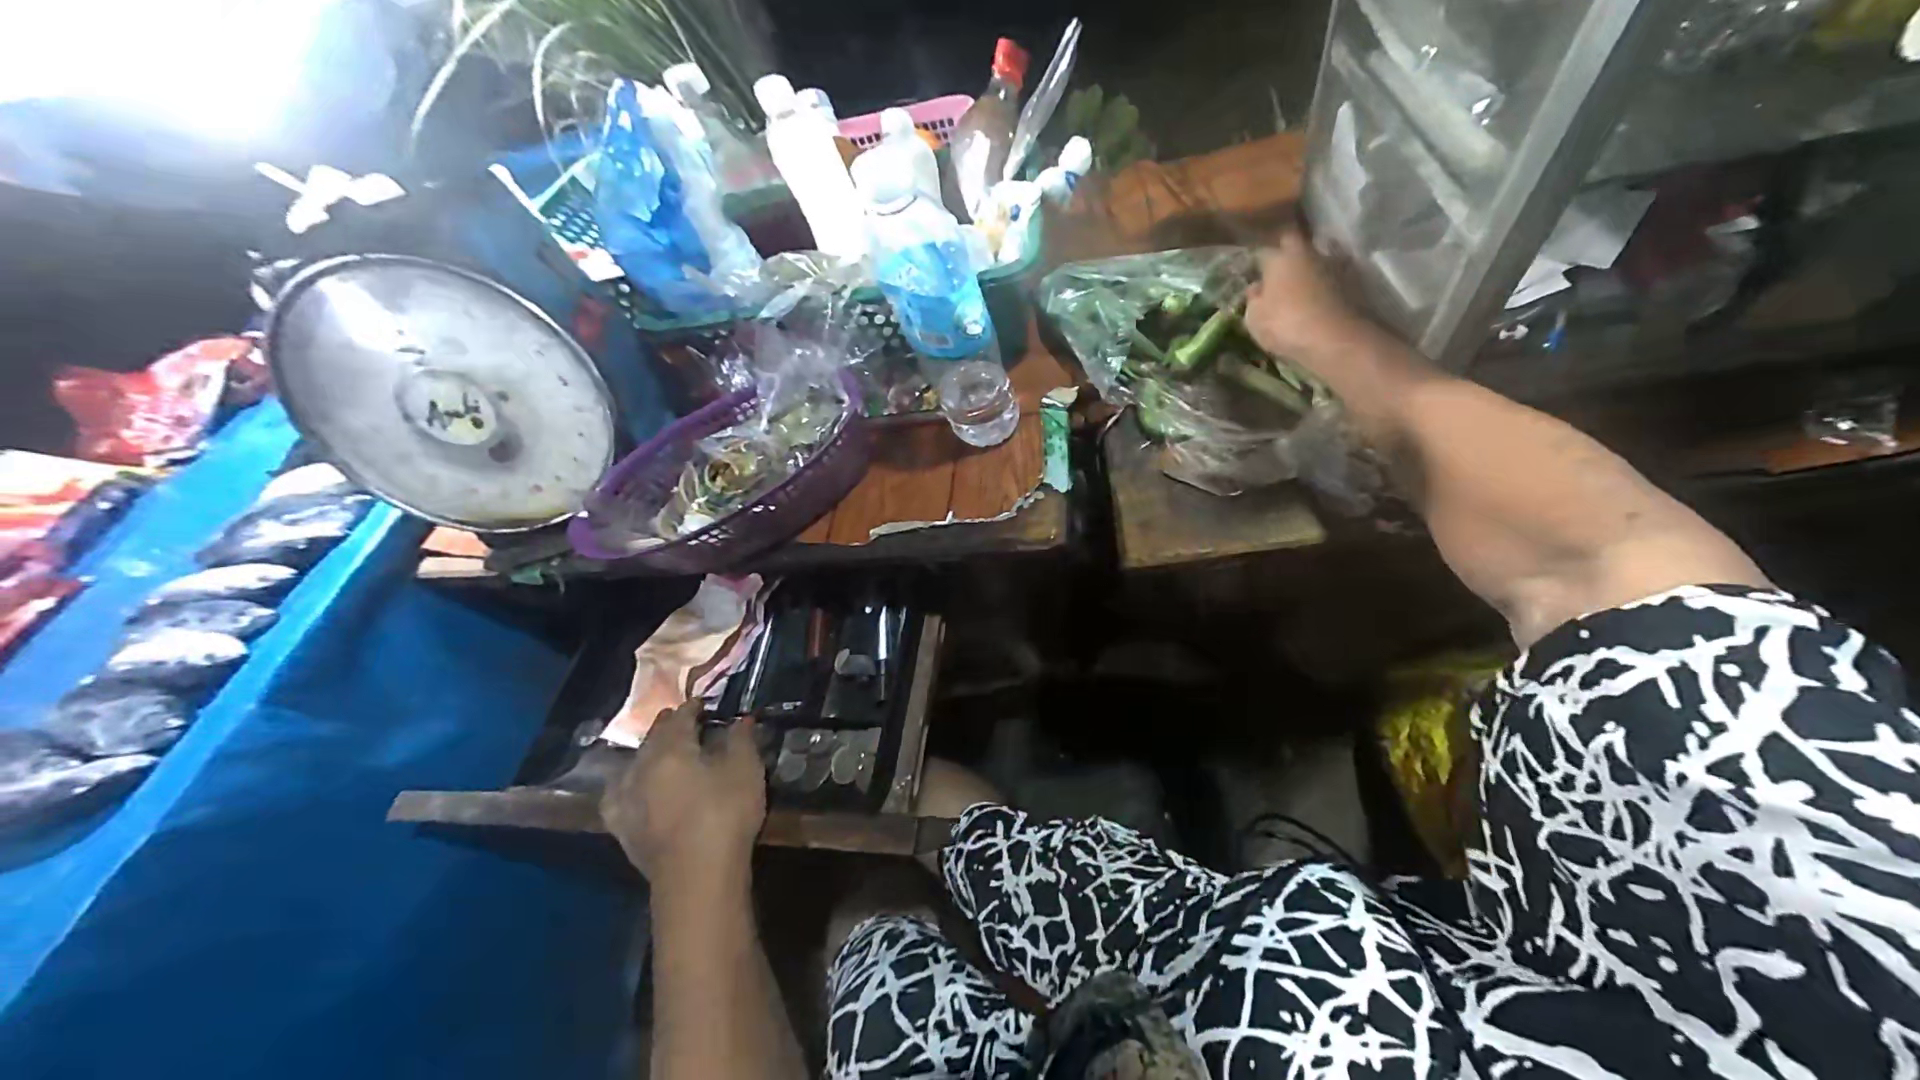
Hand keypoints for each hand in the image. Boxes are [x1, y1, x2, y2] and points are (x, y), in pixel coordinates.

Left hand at [601, 701, 765, 892]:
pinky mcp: (621, 828)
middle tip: (684, 722)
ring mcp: (626, 798)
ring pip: (634, 763)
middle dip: (669, 727)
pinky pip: (620, 795)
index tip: (704, 703)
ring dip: (649, 753)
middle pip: (654, 737)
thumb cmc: (725, 814)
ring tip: (663, 753)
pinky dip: (629, 784)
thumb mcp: (745, 769)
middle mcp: (641, 767)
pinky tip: (635, 788)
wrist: (696, 876)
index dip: (692, 707)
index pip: (680, 717)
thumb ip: (741, 738)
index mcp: (671, 748)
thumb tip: (740, 718)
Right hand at [1243, 228, 1376, 376]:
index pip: (1266, 249)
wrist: (1336, 338)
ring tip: (1305, 289)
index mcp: (1281, 258)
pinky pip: (1336, 277)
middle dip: (1290, 256)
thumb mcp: (1254, 319)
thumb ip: (1253, 300)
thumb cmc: (1285, 325)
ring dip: (1312, 270)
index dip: (1262, 260)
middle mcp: (1310, 252)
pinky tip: (1323, 300)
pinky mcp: (1356, 280)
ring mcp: (1336, 264)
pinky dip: (1329, 285)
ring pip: (1319, 260)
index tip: (1258, 271)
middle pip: (1298, 246)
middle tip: (1282, 275)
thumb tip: (1256, 288)